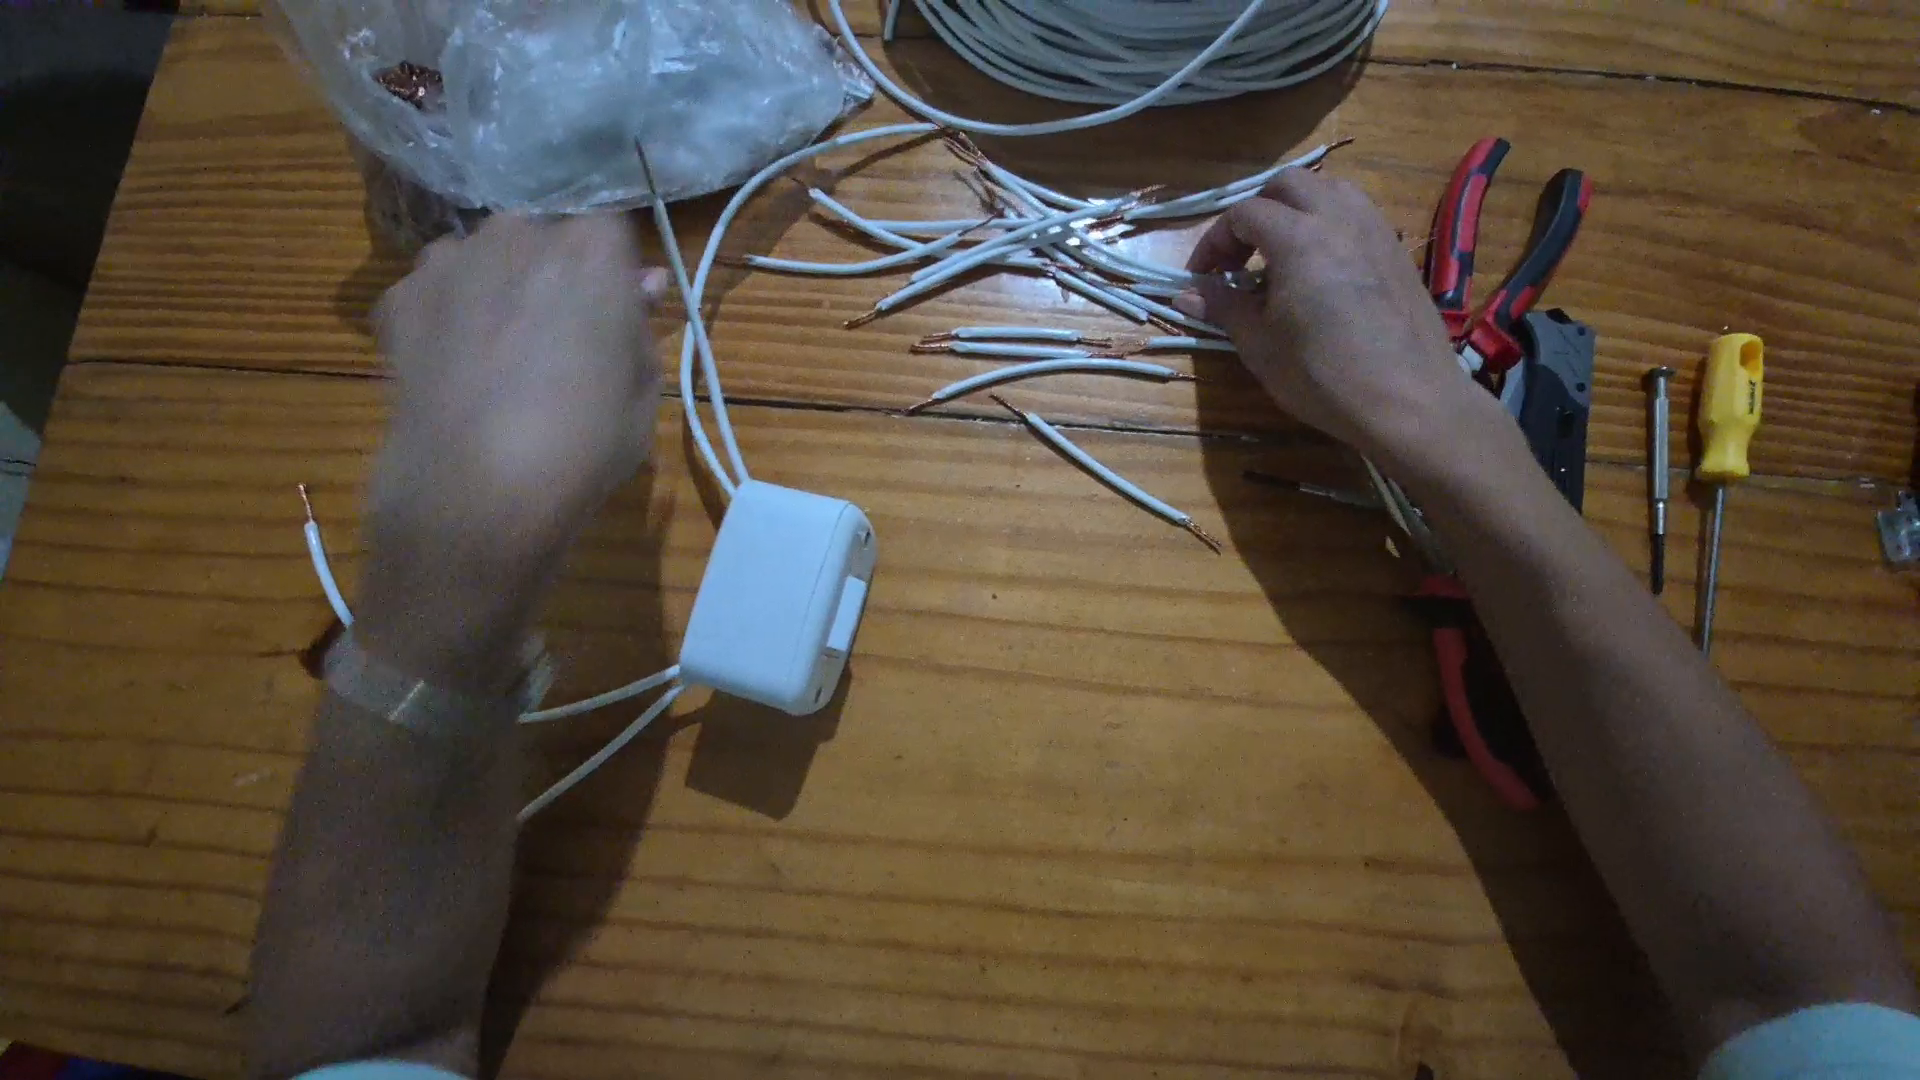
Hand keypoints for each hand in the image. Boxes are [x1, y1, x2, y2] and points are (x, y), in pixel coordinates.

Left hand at [356, 213, 668, 689]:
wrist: (481, 490)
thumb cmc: (588, 441)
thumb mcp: (642, 389)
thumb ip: (638, 325)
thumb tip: (640, 285)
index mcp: (592, 252)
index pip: (611, 223)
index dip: (616, 263)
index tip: (620, 302)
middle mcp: (517, 234)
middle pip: (545, 232)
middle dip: (558, 268)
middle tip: (566, 331)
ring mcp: (448, 261)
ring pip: (487, 255)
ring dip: (503, 285)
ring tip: (508, 352)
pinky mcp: (398, 297)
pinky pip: (439, 289)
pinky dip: (454, 313)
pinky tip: (463, 367)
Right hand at [1174, 170, 1502, 474]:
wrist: (1406, 399)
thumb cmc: (1321, 376)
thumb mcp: (1259, 346)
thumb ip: (1224, 308)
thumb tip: (1187, 294)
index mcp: (1299, 238)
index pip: (1243, 214)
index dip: (1213, 242)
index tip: (1200, 279)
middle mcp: (1339, 218)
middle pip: (1287, 186)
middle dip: (1253, 214)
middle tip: (1237, 260)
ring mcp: (1375, 230)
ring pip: (1328, 191)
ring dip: (1293, 212)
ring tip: (1277, 258)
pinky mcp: (1396, 251)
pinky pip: (1355, 215)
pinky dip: (1326, 226)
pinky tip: (1317, 272)